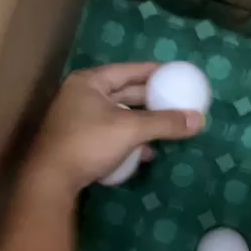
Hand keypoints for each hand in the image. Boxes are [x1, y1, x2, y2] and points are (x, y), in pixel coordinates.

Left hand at [23, 63, 205, 195]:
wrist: (51, 181)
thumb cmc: (88, 143)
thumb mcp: (130, 130)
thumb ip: (164, 122)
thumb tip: (199, 119)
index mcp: (89, 82)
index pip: (128, 70)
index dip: (153, 71)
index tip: (176, 74)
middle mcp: (81, 96)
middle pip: (124, 92)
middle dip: (151, 99)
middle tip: (176, 100)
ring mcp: (77, 119)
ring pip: (118, 115)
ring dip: (142, 122)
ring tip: (168, 126)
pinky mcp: (79, 142)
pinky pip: (111, 133)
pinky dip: (129, 139)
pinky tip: (148, 151)